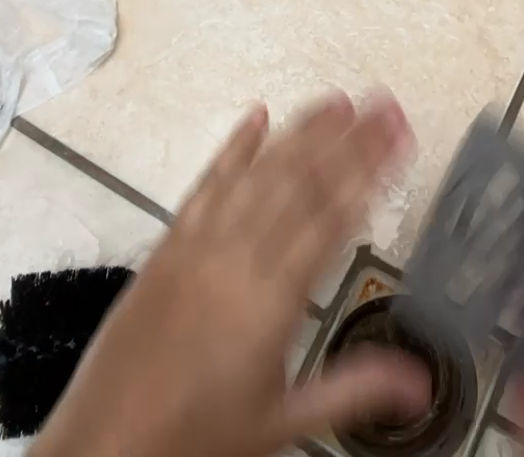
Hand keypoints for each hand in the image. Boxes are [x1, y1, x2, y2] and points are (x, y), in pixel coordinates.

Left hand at [32, 90, 431, 456]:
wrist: (105, 444)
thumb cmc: (195, 434)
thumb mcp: (283, 421)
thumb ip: (354, 389)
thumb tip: (419, 381)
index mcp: (271, 299)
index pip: (333, 218)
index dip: (370, 171)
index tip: (397, 137)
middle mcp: (237, 257)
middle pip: (301, 183)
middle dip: (348, 139)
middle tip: (383, 103)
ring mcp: (199, 243)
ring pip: (258, 173)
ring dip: (300, 132)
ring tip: (336, 100)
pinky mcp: (169, 242)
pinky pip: (206, 183)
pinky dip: (233, 147)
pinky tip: (255, 117)